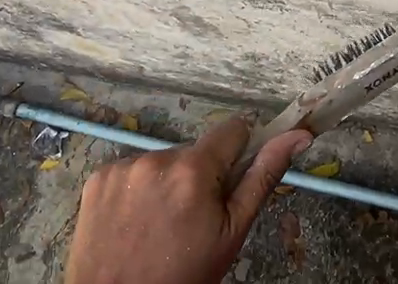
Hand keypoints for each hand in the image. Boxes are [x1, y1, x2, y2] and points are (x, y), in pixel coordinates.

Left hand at [64, 116, 311, 283]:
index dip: (238, 154)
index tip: (229, 183)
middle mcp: (158, 157)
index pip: (234, 129)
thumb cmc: (183, 276)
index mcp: (195, 169)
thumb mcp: (231, 233)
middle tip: (192, 218)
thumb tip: (300, 134)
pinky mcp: (98, 178)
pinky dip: (138, 189)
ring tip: (159, 223)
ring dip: (169, 182)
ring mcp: (124, 167)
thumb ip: (264, 177)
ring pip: (165, 160)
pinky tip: (134, 220)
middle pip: (197, 150)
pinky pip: (133, 169)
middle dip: (201, 174)